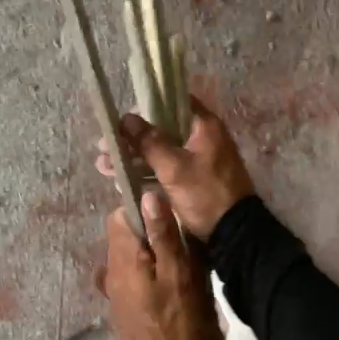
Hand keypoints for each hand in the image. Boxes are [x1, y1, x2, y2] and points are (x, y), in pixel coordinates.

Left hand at [105, 191, 214, 339]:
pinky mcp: (125, 305)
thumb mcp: (178, 275)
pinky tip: (169, 284)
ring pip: (131, 254)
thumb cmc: (176, 322)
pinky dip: (149, 272)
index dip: (142, 208)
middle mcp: (112, 268)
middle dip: (150, 232)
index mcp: (122, 255)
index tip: (167, 215)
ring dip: (152, 253)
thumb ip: (163, 234)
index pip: (120, 213)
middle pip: (126, 234)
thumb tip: (148, 193)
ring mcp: (116, 288)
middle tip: (180, 242)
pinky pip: (134, 275)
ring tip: (179, 263)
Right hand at [116, 97, 255, 238]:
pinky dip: (144, 172)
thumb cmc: (206, 194)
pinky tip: (120, 180)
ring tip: (103, 166)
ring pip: (159, 150)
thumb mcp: (174, 168)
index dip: (146, 106)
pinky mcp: (192, 179)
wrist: (235, 237)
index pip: (172, 102)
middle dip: (131, 138)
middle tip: (104, 147)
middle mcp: (201, 136)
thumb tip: (126, 118)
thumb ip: (149, 142)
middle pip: (160, 128)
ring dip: (132, 157)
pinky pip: (164, 168)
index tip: (124, 119)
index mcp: (203, 125)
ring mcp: (197, 159)